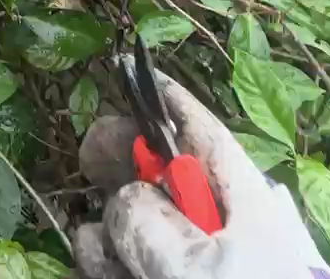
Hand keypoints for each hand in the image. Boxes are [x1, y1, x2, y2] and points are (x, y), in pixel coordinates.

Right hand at [74, 64, 329, 278]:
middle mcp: (217, 227)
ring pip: (133, 220)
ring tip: (100, 254)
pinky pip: (123, 260)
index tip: (130, 70)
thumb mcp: (206, 273)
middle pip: (159, 169)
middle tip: (87, 159)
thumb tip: (121, 202)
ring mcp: (193, 264)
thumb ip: (151, 224)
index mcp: (241, 203)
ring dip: (106, 227)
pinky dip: (104, 262)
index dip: (164, 100)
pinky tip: (100, 268)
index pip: (200, 133)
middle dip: (119, 160)